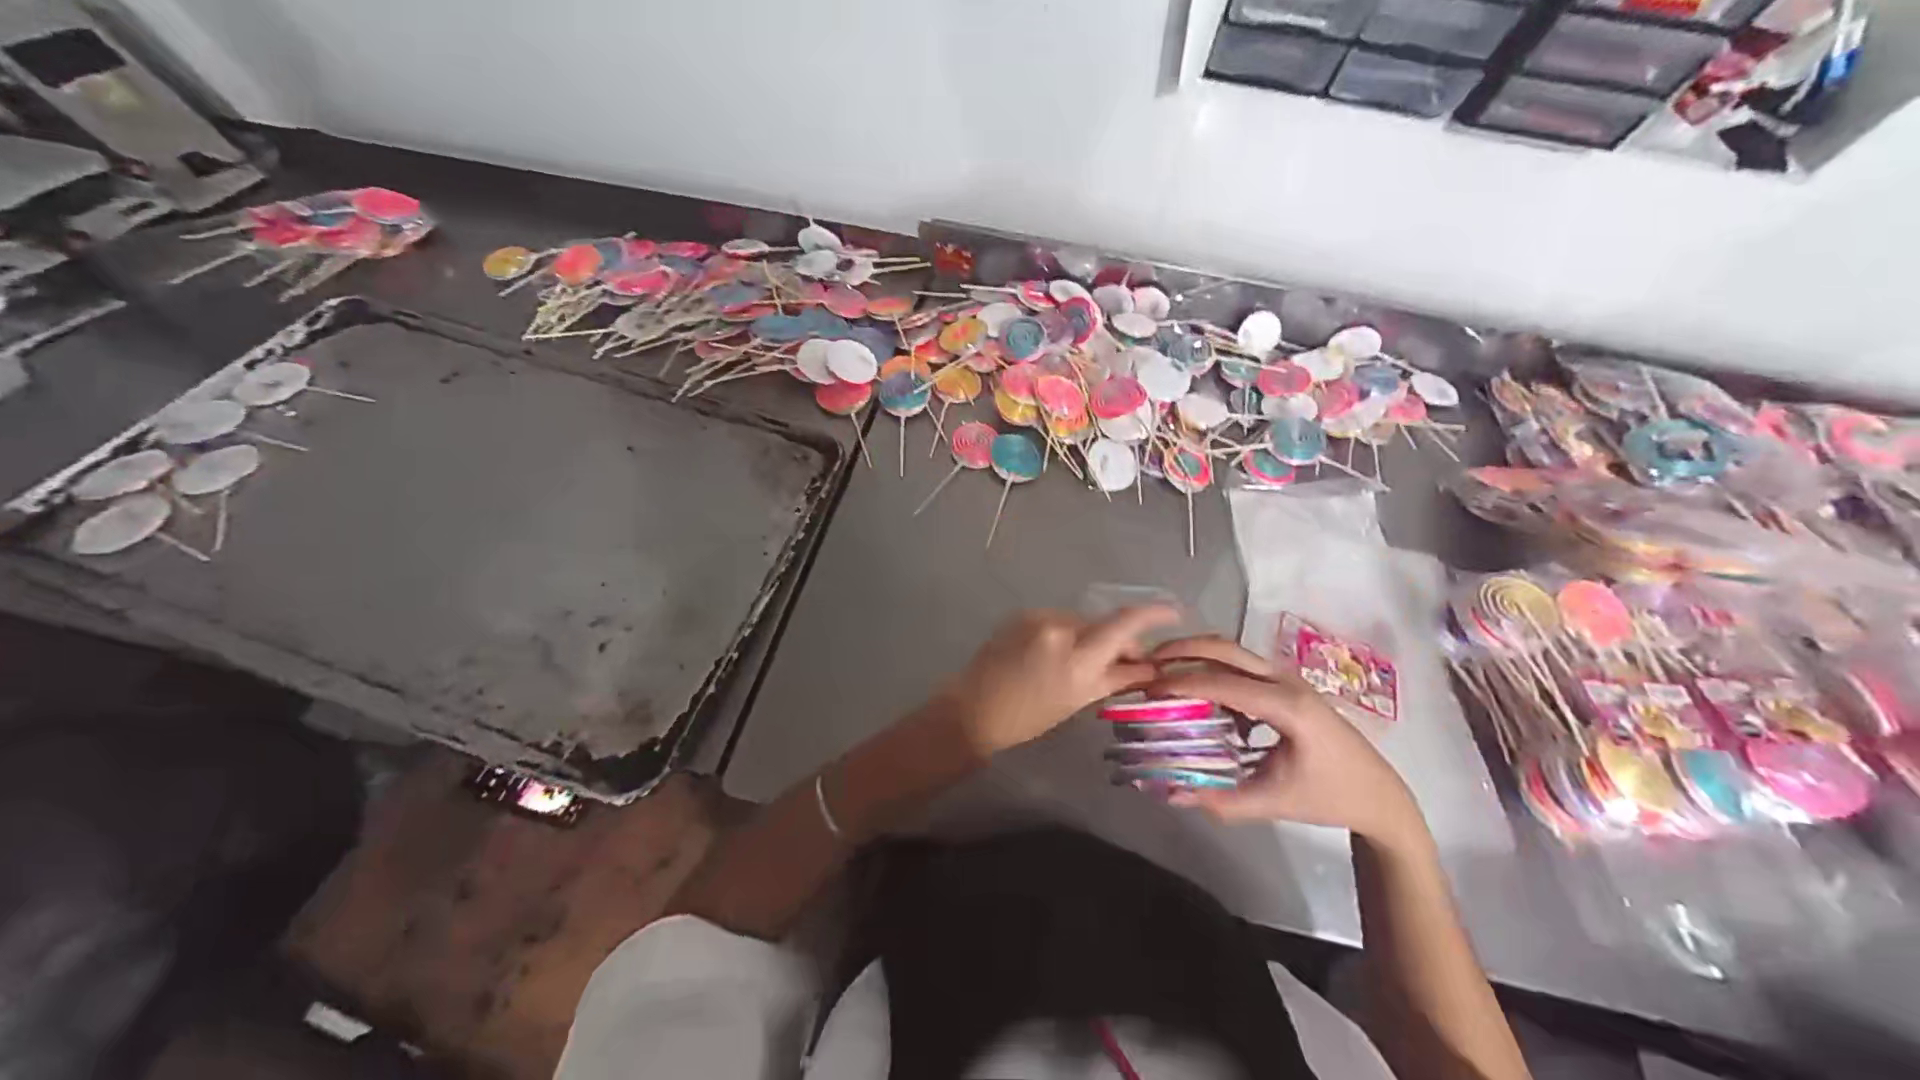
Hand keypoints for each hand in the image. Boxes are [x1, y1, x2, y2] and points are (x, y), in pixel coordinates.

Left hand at [939, 606, 1179, 755]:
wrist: (974, 708)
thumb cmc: (1029, 716)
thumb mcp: (1078, 699)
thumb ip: (1118, 677)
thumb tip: (1151, 667)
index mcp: (1078, 659)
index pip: (1125, 624)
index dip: (1154, 613)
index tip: (1173, 612)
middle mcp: (1060, 631)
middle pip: (1105, 624)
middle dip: (1120, 640)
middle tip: (1126, 661)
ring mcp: (1039, 619)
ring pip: (1082, 622)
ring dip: (1090, 638)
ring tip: (1080, 663)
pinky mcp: (1023, 614)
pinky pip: (1058, 620)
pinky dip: (1065, 634)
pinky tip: (1053, 655)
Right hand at [1148, 636, 1428, 849]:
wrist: (1380, 795)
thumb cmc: (1330, 797)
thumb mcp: (1272, 803)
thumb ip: (1220, 799)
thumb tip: (1170, 793)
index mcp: (1287, 707)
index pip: (1224, 683)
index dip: (1182, 683)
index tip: (1148, 688)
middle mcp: (1286, 682)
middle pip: (1227, 648)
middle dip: (1184, 649)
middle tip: (1149, 662)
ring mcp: (1288, 679)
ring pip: (1233, 653)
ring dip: (1197, 657)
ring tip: (1163, 673)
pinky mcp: (1286, 685)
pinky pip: (1242, 668)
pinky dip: (1214, 671)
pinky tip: (1199, 698)